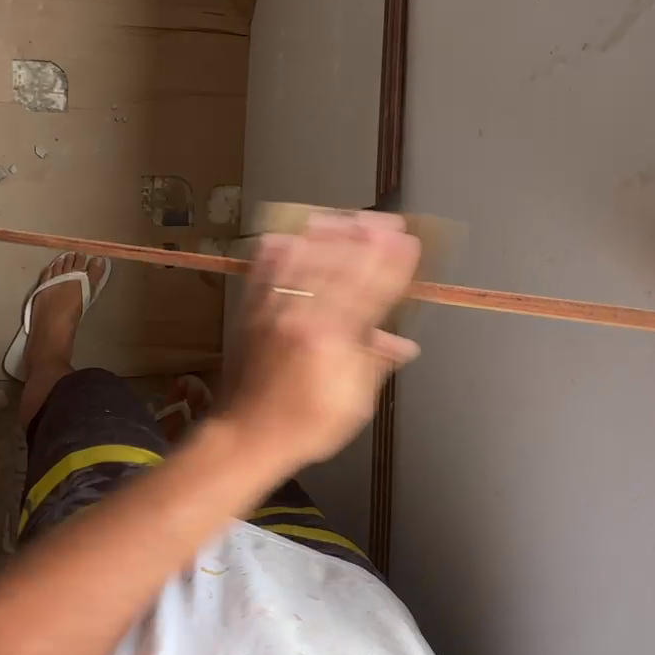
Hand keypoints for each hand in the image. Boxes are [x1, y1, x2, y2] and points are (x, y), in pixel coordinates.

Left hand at [222, 211, 421, 467]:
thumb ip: (374, 365)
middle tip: (382, 220)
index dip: (391, 265)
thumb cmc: (304, 427)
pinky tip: (284, 237)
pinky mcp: (250, 315)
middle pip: (338, 269)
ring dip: (323, 238)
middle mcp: (303, 320)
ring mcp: (273, 314)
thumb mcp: (353, 404)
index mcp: (333, 343)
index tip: (407, 242)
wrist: (246, 436)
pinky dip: (274, 254)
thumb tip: (402, 344)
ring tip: (341, 218)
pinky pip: (262, 276)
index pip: (370, 293)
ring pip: (301, 265)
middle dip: (364, 241)